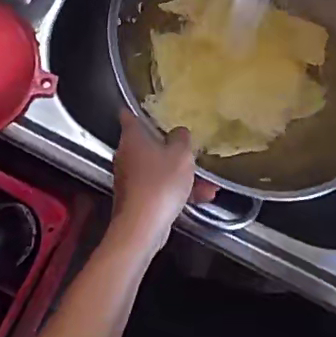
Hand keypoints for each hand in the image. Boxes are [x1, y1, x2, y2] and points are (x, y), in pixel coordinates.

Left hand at [109, 112, 217, 255]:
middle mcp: (126, 155)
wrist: (141, 227)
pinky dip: (178, 191)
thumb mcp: (181, 154)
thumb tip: (178, 132)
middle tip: (190, 147)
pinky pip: (160, 188)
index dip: (139, 110)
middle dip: (172, 148)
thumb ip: (182, 138)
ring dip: (182, 174)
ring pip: (159, 169)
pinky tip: (204, 197)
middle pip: (149, 144)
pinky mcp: (137, 200)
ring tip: (209, 182)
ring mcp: (130, 179)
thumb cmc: (160, 182)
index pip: (129, 115)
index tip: (153, 108)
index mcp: (132, 137)